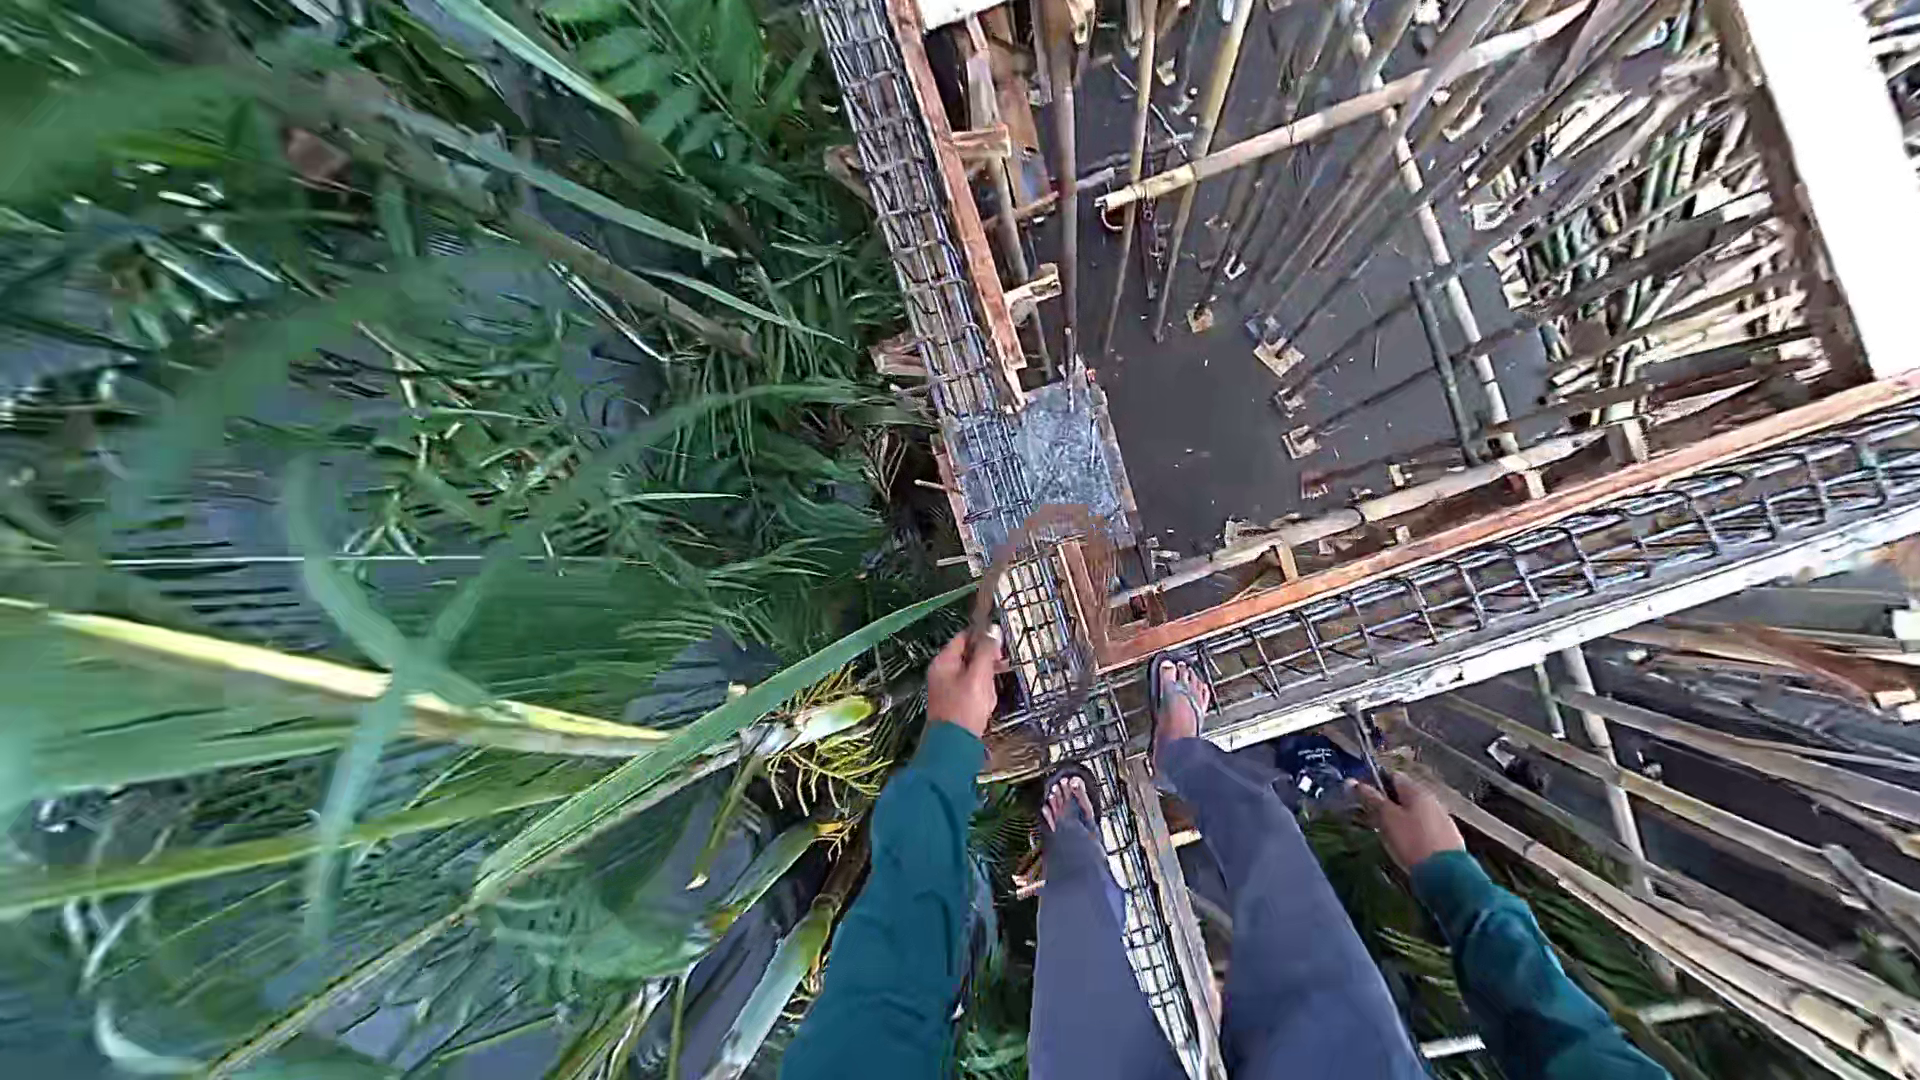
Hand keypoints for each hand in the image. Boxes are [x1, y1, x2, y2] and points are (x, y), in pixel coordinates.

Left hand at [926, 627, 1001, 736]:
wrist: (955, 746)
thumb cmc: (965, 709)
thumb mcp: (978, 676)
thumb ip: (986, 652)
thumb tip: (993, 631)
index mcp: (943, 662)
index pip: (963, 637)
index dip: (982, 637)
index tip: (999, 643)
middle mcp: (942, 672)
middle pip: (968, 655)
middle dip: (986, 662)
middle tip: (999, 668)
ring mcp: (947, 687)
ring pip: (972, 672)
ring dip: (986, 679)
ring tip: (989, 693)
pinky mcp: (954, 701)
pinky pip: (971, 689)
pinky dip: (982, 692)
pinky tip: (986, 703)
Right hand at [1352, 771, 1465, 872]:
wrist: (1447, 876)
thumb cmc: (1412, 840)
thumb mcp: (1387, 817)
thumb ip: (1372, 798)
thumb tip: (1357, 783)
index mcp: (1418, 792)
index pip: (1393, 777)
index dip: (1376, 782)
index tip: (1363, 794)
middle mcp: (1433, 802)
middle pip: (1404, 796)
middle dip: (1387, 803)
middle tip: (1372, 815)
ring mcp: (1443, 821)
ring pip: (1414, 812)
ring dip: (1399, 818)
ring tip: (1386, 832)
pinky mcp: (1448, 839)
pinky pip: (1424, 827)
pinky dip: (1412, 831)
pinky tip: (1405, 843)